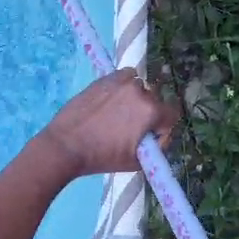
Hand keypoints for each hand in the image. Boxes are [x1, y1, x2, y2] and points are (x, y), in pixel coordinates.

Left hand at [37, 68, 178, 177]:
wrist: (66, 146)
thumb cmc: (102, 157)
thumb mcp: (136, 162)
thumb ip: (156, 148)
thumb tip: (159, 137)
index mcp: (151, 111)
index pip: (172, 114)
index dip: (163, 129)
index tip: (148, 138)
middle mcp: (139, 91)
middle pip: (155, 100)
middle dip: (148, 114)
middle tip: (131, 129)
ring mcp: (120, 81)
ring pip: (140, 87)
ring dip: (136, 99)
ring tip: (119, 114)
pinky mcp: (104, 79)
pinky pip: (125, 76)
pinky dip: (124, 85)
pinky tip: (113, 99)